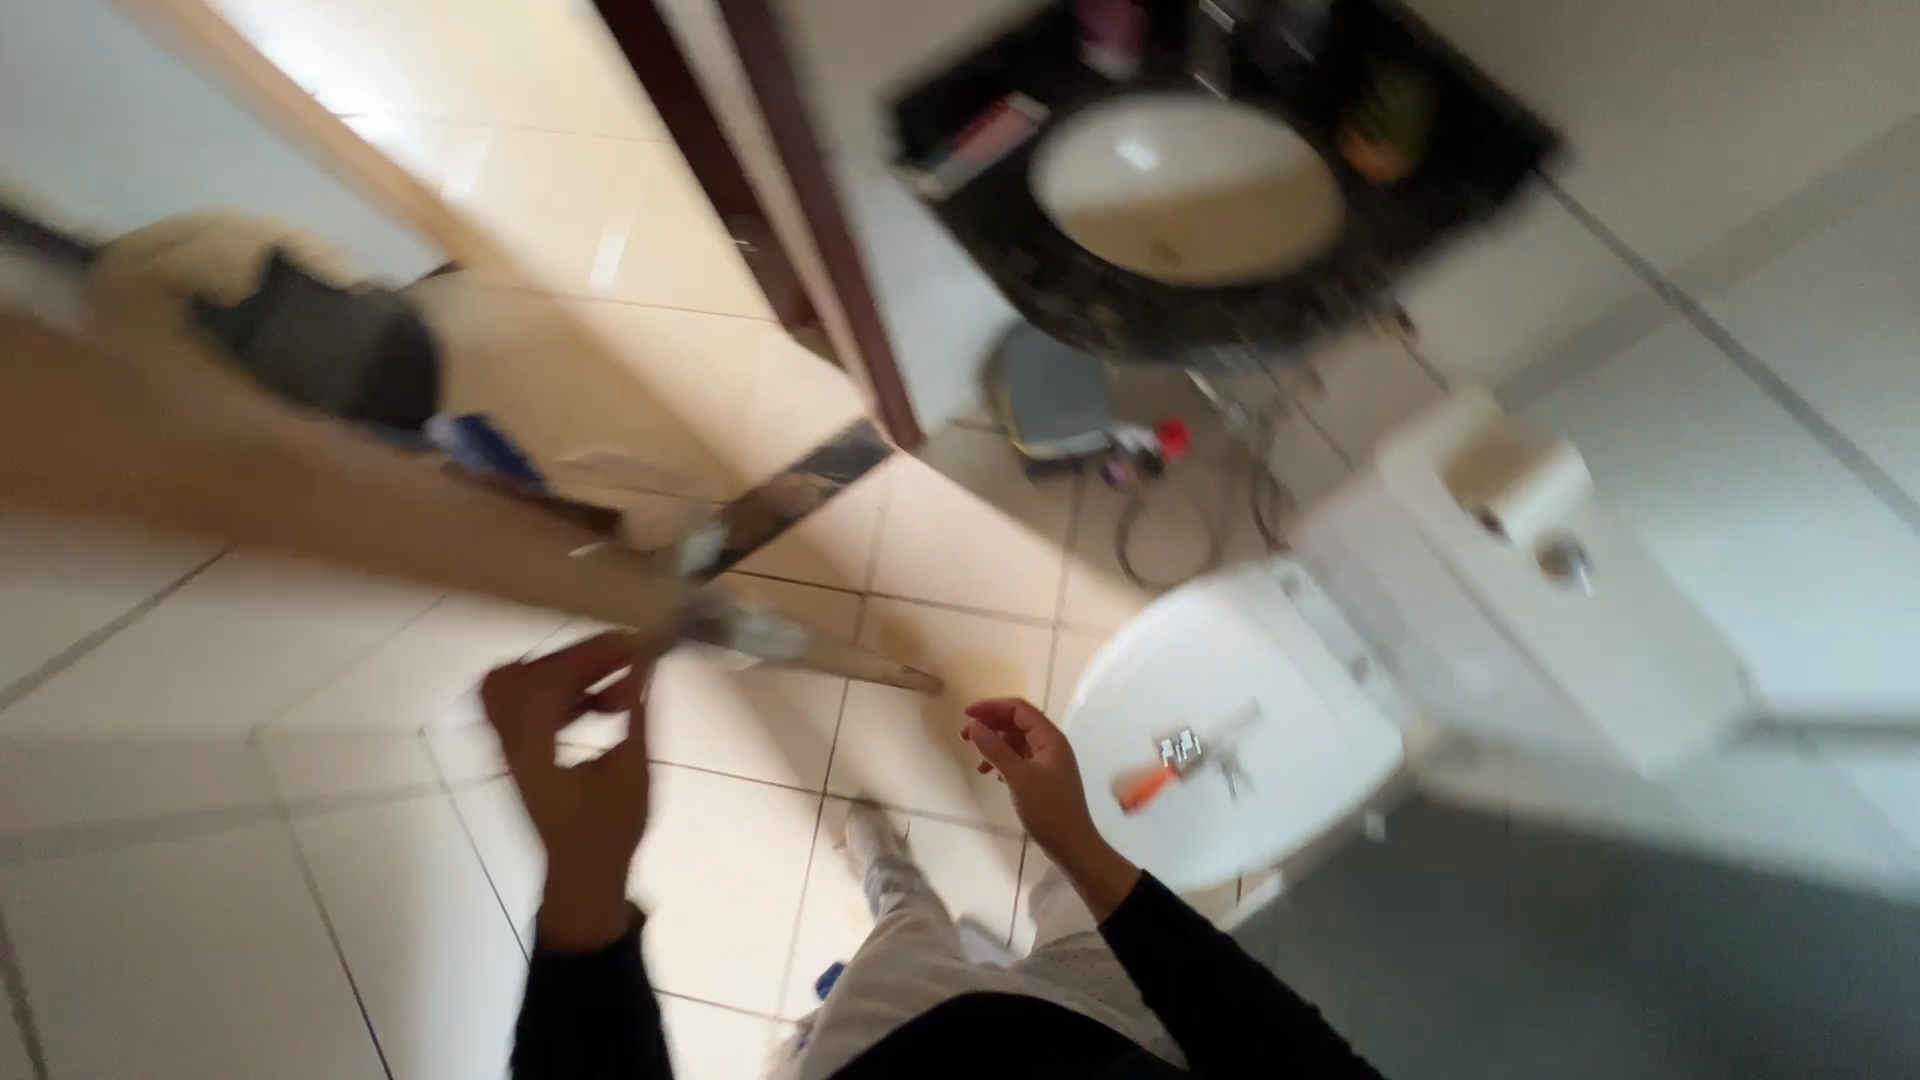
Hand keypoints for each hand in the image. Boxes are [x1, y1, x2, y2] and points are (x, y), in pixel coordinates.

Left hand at [481, 631, 660, 950]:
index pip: (546, 682)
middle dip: (577, 655)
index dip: (588, 655)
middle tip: (626, 652)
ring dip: (566, 669)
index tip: (632, 644)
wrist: (583, 874)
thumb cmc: (610, 829)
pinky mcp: (519, 750)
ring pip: (517, 683)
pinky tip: (601, 698)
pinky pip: (525, 701)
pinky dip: (562, 687)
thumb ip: (636, 712)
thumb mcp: (633, 771)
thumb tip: (644, 665)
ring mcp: (509, 747)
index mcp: (534, 752)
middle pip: (524, 674)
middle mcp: (510, 744)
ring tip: (615, 672)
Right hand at [961, 698, 1140, 918]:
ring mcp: (1048, 760)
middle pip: (1017, 722)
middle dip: (991, 725)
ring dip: (995, 744)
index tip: (967, 715)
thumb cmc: (1048, 810)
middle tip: (964, 736)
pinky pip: (1020, 758)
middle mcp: (1051, 744)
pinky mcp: (1044, 776)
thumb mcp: (1018, 778)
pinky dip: (1003, 760)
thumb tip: (974, 726)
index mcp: (1050, 738)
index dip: (992, 707)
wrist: (1073, 845)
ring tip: (975, 759)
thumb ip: (995, 749)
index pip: (1019, 709)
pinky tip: (992, 774)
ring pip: (1017, 741)